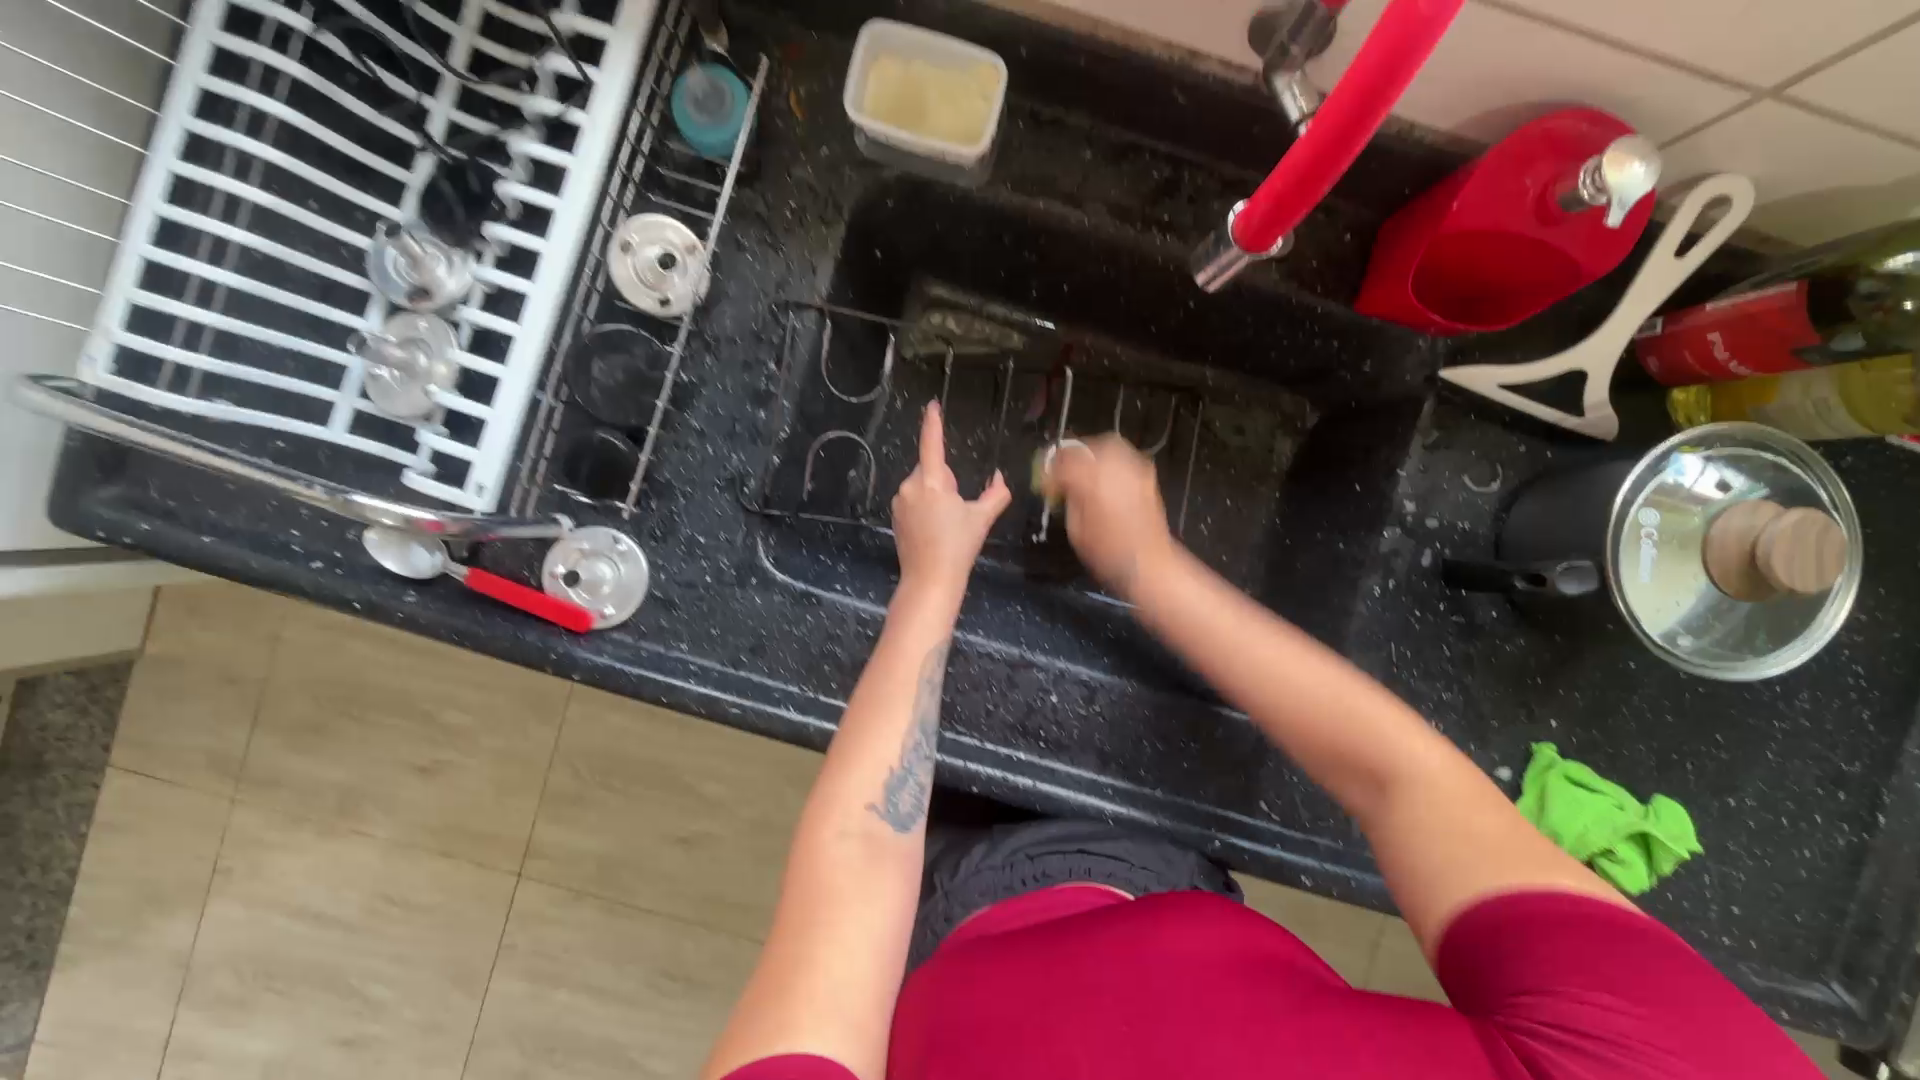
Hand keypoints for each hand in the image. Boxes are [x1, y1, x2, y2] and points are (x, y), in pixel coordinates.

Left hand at [891, 402, 1011, 597]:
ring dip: (936, 494)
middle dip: (945, 480)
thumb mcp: (982, 518)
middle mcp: (910, 486)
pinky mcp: (895, 516)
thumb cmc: (958, 547)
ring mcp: (900, 502)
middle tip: (959, 507)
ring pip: (922, 486)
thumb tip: (1000, 478)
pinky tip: (934, 529)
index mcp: (931, 481)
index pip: (931, 444)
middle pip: (931, 469)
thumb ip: (996, 494)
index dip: (932, 422)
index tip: (932, 405)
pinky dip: (925, 506)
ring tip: (947, 522)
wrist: (930, 579)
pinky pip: (913, 500)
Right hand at [1039, 434, 1173, 595]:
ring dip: (1092, 453)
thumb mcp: (1076, 530)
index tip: (1045, 485)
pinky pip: (1125, 456)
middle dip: (1071, 455)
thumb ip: (1069, 499)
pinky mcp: (1147, 475)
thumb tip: (1064, 486)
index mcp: (1091, 480)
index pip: (1062, 461)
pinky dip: (1112, 461)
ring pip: (1108, 444)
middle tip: (1062, 470)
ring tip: (1084, 470)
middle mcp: (1113, 467)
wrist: (1150, 563)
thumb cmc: (1108, 554)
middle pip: (1086, 446)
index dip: (1049, 471)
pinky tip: (1106, 476)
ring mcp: (1134, 468)